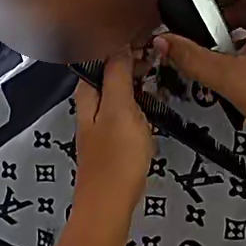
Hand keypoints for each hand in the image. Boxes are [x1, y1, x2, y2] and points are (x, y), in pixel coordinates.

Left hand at [71, 48, 153, 209]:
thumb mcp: (119, 108)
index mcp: (87, 92)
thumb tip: (120, 46)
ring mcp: (101, 121)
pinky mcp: (113, 137)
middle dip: (132, 61)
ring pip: (119, 89)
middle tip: (156, 59)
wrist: (110, 204)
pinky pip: (126, 108)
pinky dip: (139, 101)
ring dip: (137, 80)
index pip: (102, 55)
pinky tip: (151, 105)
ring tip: (157, 77)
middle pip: (110, 71)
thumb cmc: (114, 161)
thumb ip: (118, 74)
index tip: (147, 41)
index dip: (123, 43)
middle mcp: (91, 104)